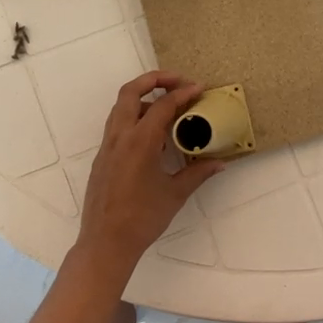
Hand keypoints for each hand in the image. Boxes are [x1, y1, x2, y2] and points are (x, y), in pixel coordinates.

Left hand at [73, 71, 225, 272]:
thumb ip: (197, 173)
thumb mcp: (175, 194)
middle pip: (131, 92)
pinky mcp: (102, 157)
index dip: (182, 93)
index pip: (162, 105)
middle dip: (154, 80)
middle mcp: (120, 137)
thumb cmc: (142, 218)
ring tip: (166, 107)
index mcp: (139, 142)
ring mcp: (107, 146)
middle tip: (176, 82)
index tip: (198, 88)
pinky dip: (133, 118)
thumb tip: (220, 163)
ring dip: (142, 98)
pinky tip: (152, 137)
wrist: (106, 243)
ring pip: (120, 107)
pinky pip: (116, 125)